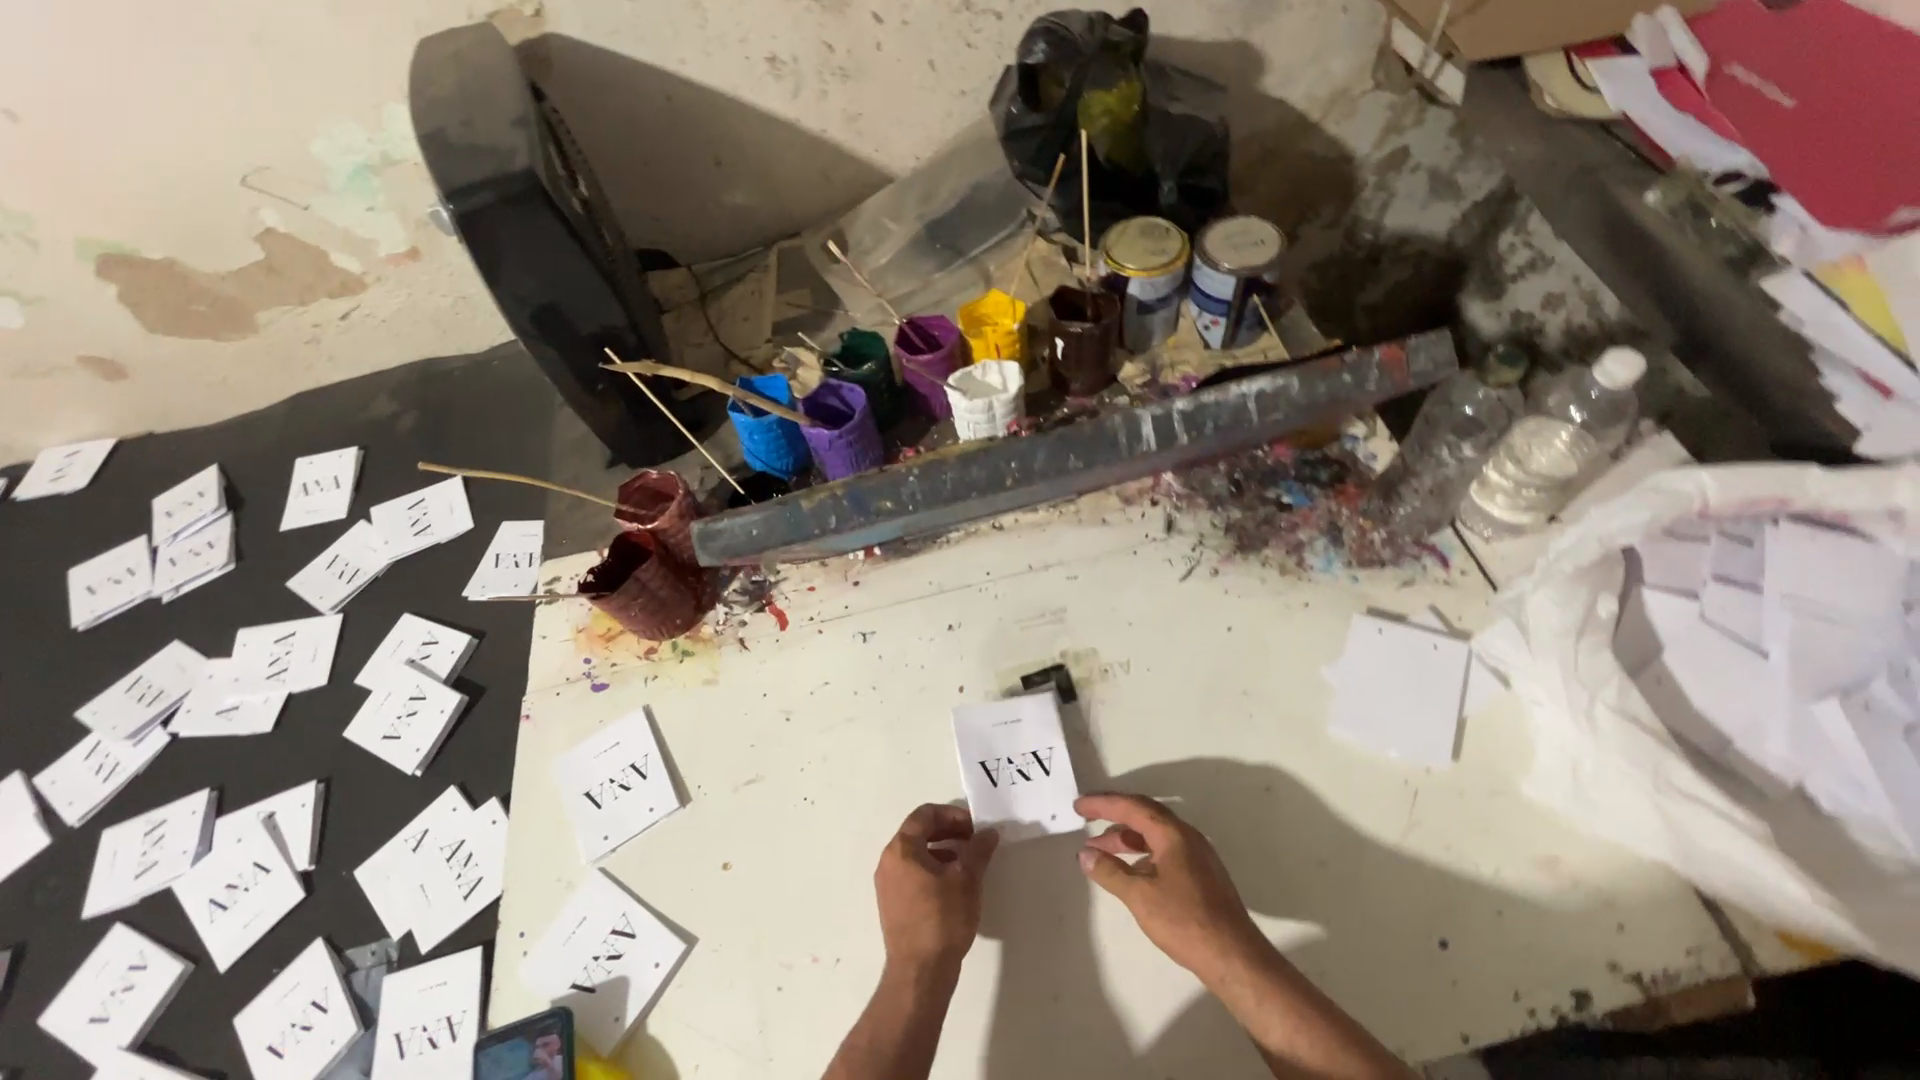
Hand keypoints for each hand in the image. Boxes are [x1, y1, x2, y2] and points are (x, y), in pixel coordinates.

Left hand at [873, 804, 999, 973]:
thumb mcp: (967, 879)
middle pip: (919, 832)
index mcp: (902, 849)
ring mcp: (888, 883)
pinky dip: (933, 868)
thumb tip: (989, 833)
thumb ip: (978, 850)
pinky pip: (912, 873)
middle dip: (949, 831)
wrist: (920, 971)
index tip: (975, 827)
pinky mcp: (893, 903)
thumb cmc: (942, 919)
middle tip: (975, 841)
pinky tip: (954, 885)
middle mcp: (889, 861)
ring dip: (943, 850)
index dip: (952, 814)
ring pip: (916, 853)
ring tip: (968, 862)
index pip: (925, 814)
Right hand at [1075, 793, 1269, 982]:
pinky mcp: (1200, 874)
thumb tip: (1085, 854)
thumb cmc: (1184, 921)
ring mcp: (1196, 855)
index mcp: (1173, 834)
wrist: (1232, 955)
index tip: (1078, 806)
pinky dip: (1141, 854)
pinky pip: (1164, 851)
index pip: (1132, 807)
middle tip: (1086, 819)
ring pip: (1155, 835)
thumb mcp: (1139, 896)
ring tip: (1100, 851)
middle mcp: (1187, 837)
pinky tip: (1128, 871)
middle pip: (1145, 815)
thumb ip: (1110, 872)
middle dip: (1113, 816)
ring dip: (1126, 838)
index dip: (1102, 804)